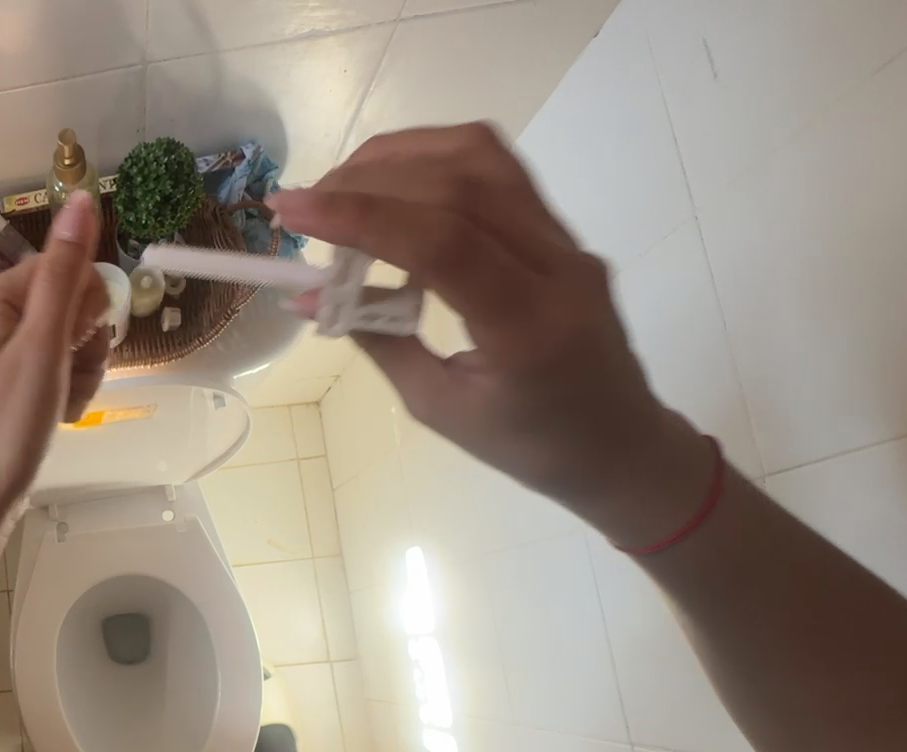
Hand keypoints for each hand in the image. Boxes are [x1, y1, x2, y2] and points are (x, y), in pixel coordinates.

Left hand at [0, 191, 111, 532]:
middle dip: (87, 345)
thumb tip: (81, 197)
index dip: (88, 308)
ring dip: (83, 374)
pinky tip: (58, 418)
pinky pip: (60, 372)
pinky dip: (70, 394)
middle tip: (68, 379)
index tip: (80, 345)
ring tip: (62, 406)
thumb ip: (65, 271)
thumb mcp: (43, 344)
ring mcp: (5, 354)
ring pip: (73, 343)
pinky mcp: (15, 386)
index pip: (68, 269)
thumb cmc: (7, 423)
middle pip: (73, 305)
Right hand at [266, 124, 714, 546]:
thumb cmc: (520, 442)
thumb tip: (308, 296)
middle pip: (460, 183)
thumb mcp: (433, 404)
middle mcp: (555, 265)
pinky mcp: (558, 229)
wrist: (615, 440)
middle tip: (302, 204)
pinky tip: (388, 185)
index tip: (291, 211)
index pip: (441, 241)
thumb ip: (375, 339)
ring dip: (399, 156)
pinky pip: (495, 171)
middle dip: (367, 180)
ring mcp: (565, 239)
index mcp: (524, 326)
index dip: (359, 216)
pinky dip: (430, 162)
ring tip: (338, 185)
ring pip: (482, 158)